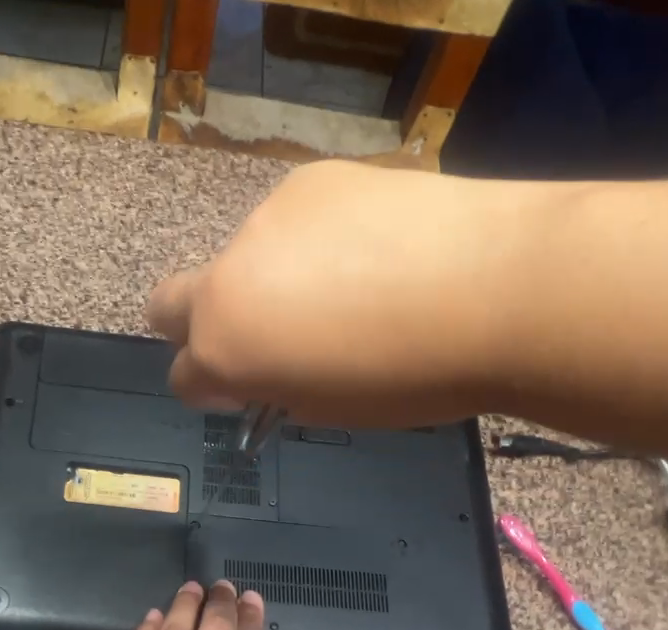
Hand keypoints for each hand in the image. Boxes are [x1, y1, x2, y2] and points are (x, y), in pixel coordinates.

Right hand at [146, 160, 545, 427]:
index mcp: (225, 348)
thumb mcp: (329, 409)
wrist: (500, 287)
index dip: (213, 390)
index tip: (253, 390)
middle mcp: (226, 280)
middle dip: (195, 326)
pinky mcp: (308, 181)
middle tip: (265, 336)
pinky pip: (290, 221)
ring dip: (270, 277)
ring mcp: (263, 222)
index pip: (182, 376)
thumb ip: (276, 389)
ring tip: (354, 284)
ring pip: (242, 258)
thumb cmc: (414, 376)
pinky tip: (375, 247)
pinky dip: (312, 239)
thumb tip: (273, 372)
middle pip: (167, 304)